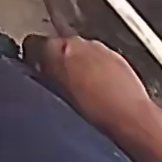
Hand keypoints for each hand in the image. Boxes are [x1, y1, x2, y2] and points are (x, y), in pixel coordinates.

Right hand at [26, 35, 158, 136]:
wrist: (130, 118)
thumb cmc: (92, 113)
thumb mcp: (53, 98)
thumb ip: (42, 78)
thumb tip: (36, 74)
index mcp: (55, 50)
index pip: (33, 44)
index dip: (31, 58)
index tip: (33, 69)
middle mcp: (76, 42)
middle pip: (58, 46)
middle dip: (58, 60)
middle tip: (58, 83)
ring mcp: (98, 47)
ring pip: (80, 51)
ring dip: (78, 64)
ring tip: (81, 89)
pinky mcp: (117, 56)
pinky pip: (99, 58)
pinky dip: (97, 68)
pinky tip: (100, 89)